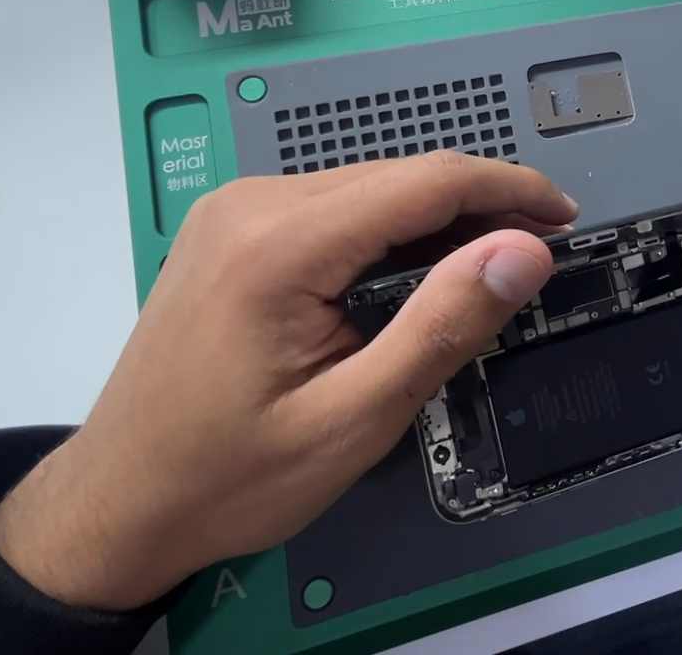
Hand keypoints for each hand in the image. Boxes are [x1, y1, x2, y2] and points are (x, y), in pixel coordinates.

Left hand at [0, 154, 577, 609]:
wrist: (117, 505)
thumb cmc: (234, 475)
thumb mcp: (356, 417)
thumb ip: (444, 324)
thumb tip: (526, 250)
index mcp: (280, 242)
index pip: (427, 182)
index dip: (510, 188)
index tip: (564, 216)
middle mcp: (257, 201)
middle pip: (405, 176)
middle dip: (485, 202)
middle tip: (540, 248)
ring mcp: (243, 208)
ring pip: (379, 185)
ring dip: (448, 214)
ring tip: (500, 257)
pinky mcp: (243, 224)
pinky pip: (347, 204)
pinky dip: (403, 226)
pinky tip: (432, 261)